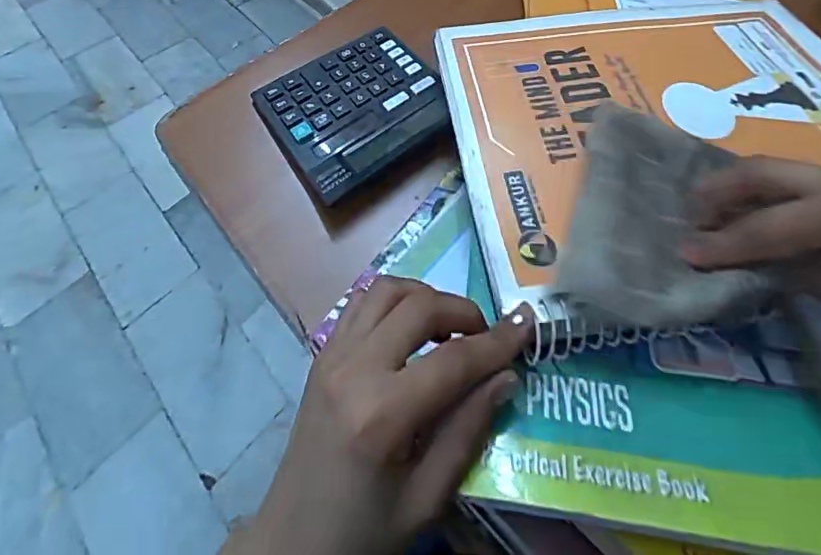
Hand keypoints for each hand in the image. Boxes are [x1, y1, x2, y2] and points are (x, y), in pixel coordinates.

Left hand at [225, 278, 531, 554]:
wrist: (294, 536)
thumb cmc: (366, 528)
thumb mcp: (427, 499)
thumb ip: (467, 431)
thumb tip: (506, 375)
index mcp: (382, 414)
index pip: (452, 360)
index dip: (496, 341)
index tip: (527, 325)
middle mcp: (354, 368)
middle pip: (418, 306)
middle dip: (462, 311)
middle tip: (485, 337)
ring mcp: (332, 353)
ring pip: (385, 290)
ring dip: (425, 297)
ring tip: (448, 329)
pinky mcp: (321, 352)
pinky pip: (360, 302)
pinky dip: (392, 301)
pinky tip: (409, 327)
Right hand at [680, 157, 820, 472]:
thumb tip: (776, 267)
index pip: (766, 226)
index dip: (722, 244)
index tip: (682, 254)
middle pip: (770, 173)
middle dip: (723, 190)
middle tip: (686, 210)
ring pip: (796, 173)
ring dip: (752, 187)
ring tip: (720, 209)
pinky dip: (786, 195)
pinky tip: (782, 215)